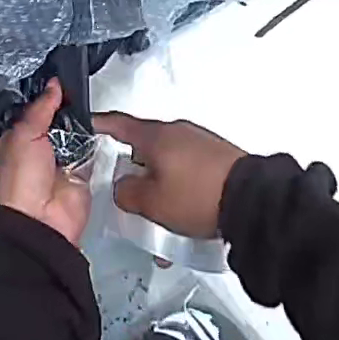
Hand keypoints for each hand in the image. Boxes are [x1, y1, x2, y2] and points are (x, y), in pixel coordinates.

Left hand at [0, 78, 91, 243]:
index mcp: (20, 139)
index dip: (46, 96)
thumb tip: (53, 86)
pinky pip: (91, 148)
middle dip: (66, 108)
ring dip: (81, 123)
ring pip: (76, 131)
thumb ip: (41, 107)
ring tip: (85, 108)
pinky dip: (94, 139)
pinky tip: (95, 126)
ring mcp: (62, 160)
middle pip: (58, 119)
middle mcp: (40, 149)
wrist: (42, 221)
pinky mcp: (82, 170)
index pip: (36, 110)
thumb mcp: (25, 134)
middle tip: (74, 91)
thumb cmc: (21, 184)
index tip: (59, 81)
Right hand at [93, 112, 245, 238]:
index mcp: (156, 135)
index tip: (86, 123)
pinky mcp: (215, 155)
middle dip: (133, 168)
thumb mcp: (152, 202)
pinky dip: (177, 186)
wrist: (251, 199)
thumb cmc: (198, 196)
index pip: (119, 123)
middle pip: (143, 144)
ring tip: (159, 216)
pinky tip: (182, 214)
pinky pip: (186, 168)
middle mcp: (176, 130)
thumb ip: (127, 193)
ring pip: (166, 160)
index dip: (100, 124)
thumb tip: (123, 186)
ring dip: (158, 183)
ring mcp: (198, 140)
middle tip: (126, 190)